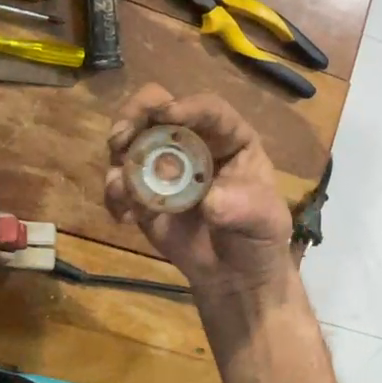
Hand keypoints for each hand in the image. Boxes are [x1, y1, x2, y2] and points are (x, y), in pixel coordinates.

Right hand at [104, 85, 296, 301]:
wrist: (235, 276)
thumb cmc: (258, 238)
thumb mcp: (266, 222)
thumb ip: (243, 207)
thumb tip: (210, 201)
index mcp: (228, 137)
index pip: (208, 110)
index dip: (188, 106)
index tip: (168, 115)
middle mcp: (191, 141)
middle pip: (157, 109)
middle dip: (135, 115)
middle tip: (120, 137)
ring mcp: (162, 165)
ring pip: (131, 141)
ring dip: (119, 157)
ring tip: (121, 188)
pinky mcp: (142, 193)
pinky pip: (119, 183)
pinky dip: (115, 195)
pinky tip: (126, 219)